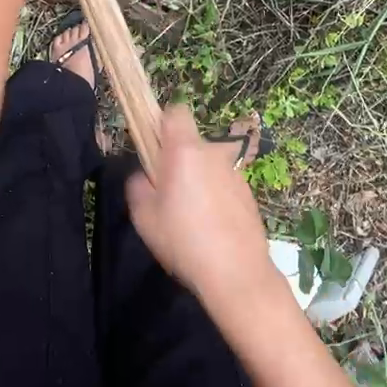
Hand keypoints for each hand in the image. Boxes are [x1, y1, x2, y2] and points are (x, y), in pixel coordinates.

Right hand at [126, 106, 271, 301]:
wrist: (237, 274)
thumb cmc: (184, 241)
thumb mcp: (144, 216)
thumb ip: (138, 185)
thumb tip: (146, 175)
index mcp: (185, 150)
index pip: (175, 112)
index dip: (162, 124)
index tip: (155, 150)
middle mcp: (213, 153)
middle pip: (191, 143)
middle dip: (179, 161)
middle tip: (168, 195)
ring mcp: (235, 172)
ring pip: (207, 166)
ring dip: (198, 181)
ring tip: (191, 219)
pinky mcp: (248, 193)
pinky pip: (223, 185)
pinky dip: (216, 197)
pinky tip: (211, 229)